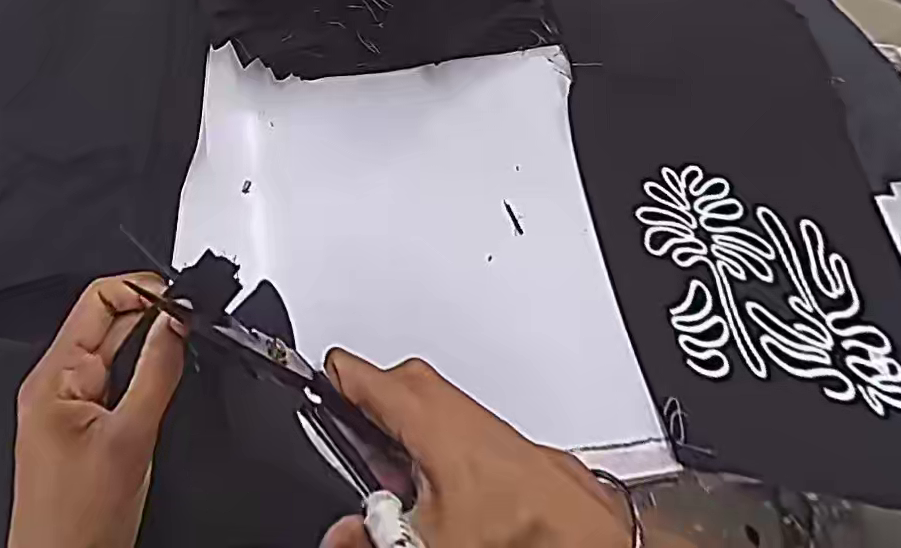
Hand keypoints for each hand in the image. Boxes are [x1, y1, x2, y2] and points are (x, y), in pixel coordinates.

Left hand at [8, 275, 186, 547]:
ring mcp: (70, 400)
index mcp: (54, 375)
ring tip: (181, 341)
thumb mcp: (129, 439)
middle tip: (188, 319)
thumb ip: (157, 371)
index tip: (176, 297)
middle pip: (108, 319)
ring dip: (148, 338)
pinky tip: (164, 371)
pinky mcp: (84, 419)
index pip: (97, 299)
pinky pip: (117, 375)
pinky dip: (143, 365)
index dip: (138, 288)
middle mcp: (57, 381)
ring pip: (115, 346)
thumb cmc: (76, 524)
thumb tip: (176, 322)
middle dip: (150, 312)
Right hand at [318, 350, 635, 547]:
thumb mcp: (423, 537)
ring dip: (391, 453)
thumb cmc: (516, 517)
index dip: (321, 400)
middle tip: (381, 488)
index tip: (324, 431)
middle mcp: (425, 386)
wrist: (579, 529)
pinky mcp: (463, 413)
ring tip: (415, 498)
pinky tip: (439, 494)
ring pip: (391, 413)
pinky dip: (416, 452)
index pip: (337, 370)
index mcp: (407, 395)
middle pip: (362, 398)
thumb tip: (338, 536)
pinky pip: (419, 420)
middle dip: (361, 443)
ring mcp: (447, 398)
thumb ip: (366, 532)